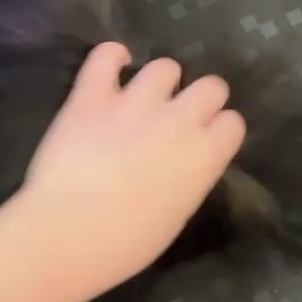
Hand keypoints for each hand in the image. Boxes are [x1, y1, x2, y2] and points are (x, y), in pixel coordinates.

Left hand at [0, 42, 244, 301]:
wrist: (68, 235)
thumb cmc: (125, 245)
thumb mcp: (175, 217)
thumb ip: (187, 180)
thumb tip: (181, 166)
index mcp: (205, 157)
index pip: (233, 123)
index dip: (218, 131)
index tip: (204, 142)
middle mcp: (178, 121)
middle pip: (211, 87)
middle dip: (199, 100)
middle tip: (177, 120)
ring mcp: (134, 103)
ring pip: (165, 67)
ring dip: (159, 82)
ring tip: (142, 99)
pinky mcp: (91, 96)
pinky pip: (105, 55)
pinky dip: (111, 57)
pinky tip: (112, 67)